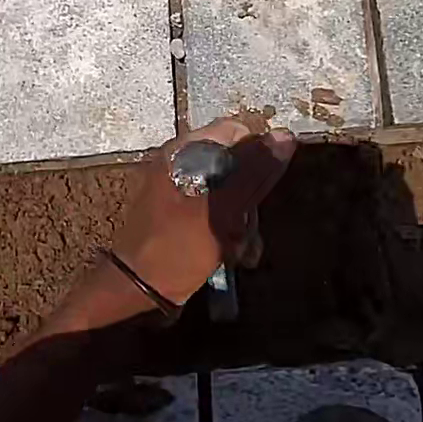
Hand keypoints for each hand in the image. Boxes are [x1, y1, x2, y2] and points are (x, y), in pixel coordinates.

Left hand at [108, 117, 296, 305]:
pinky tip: (234, 254)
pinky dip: (229, 231)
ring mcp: (181, 189)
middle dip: (250, 198)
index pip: (234, 131)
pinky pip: (217, 211)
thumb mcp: (220, 210)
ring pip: (230, 192)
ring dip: (243, 221)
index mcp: (182, 151)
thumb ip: (252, 172)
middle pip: (235, 164)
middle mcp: (180, 164)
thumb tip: (284, 135)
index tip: (266, 185)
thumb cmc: (176, 247)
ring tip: (241, 249)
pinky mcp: (183, 214)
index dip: (257, 153)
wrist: (137, 290)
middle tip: (248, 227)